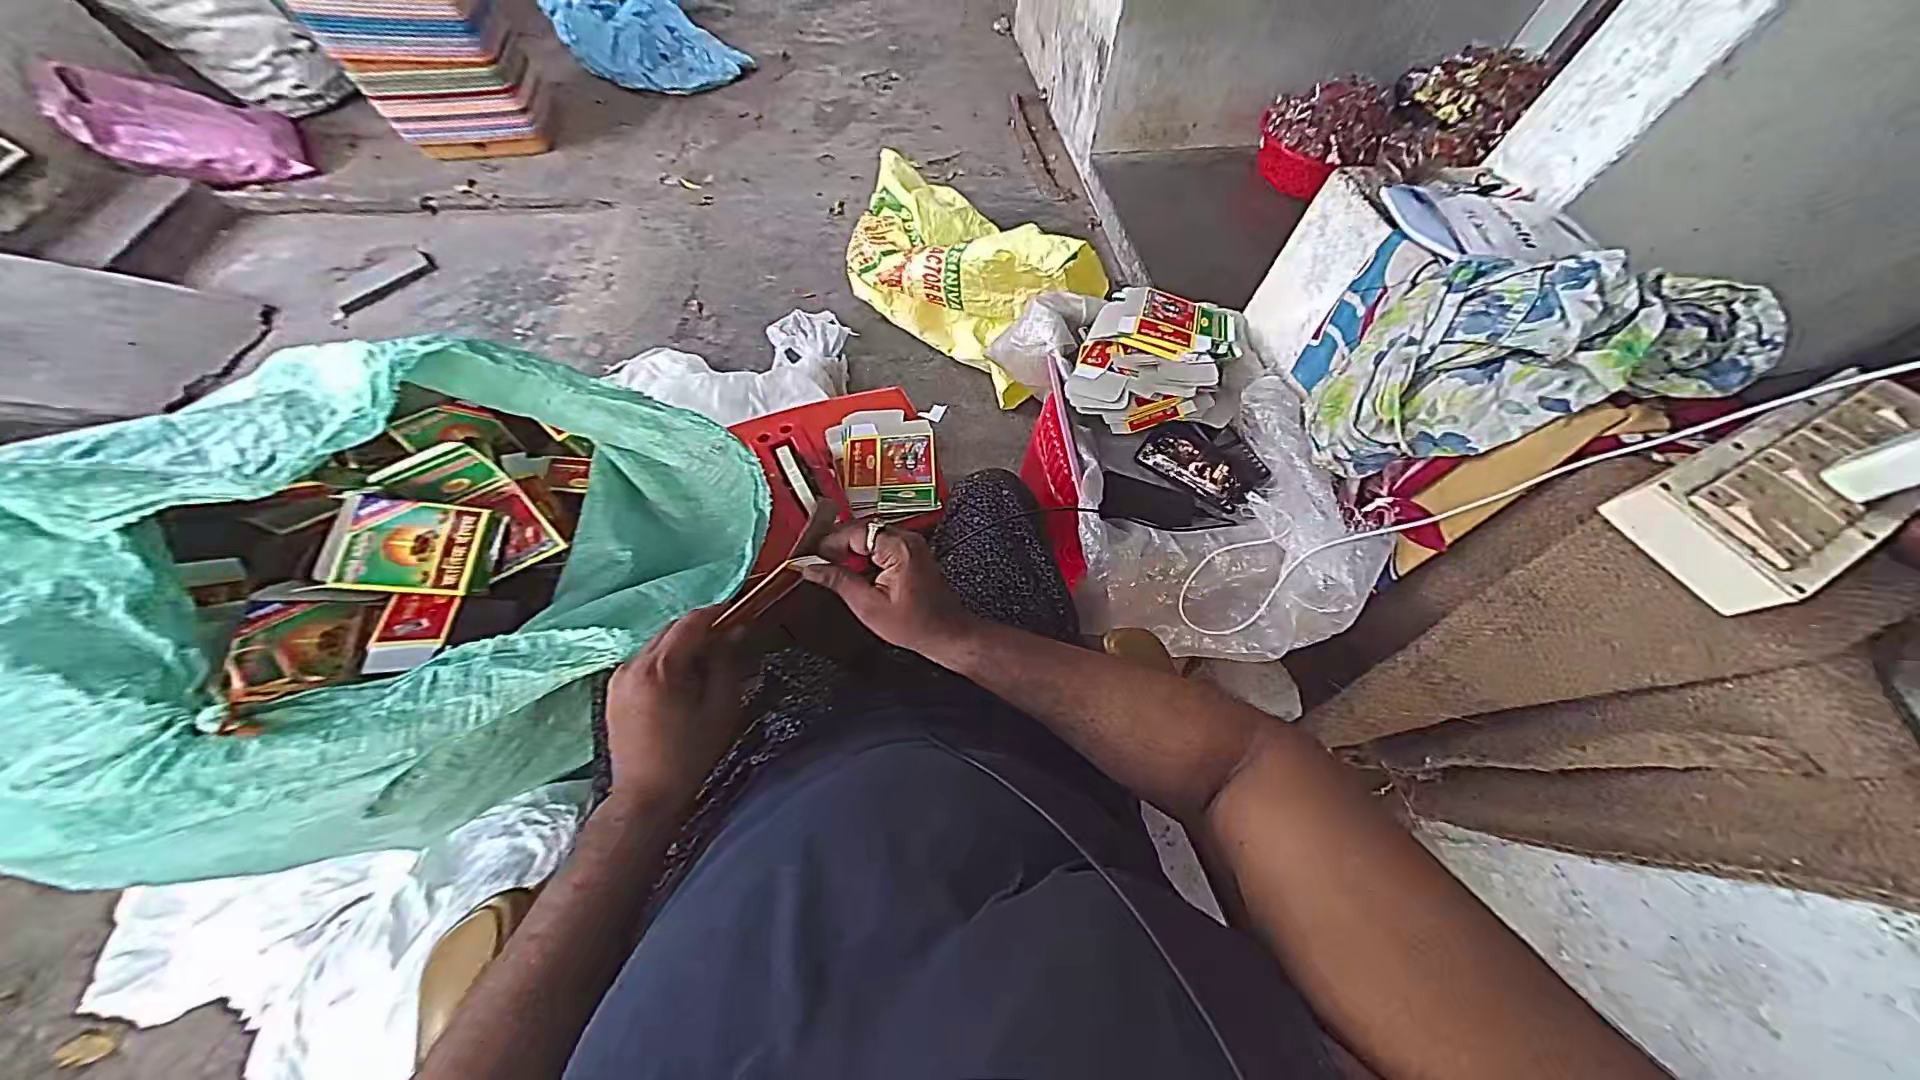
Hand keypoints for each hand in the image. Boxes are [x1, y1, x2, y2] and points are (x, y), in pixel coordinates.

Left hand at [603, 604, 751, 808]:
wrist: (645, 796)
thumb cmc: (690, 753)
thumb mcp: (720, 706)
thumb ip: (728, 662)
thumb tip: (737, 631)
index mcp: (660, 667)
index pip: (691, 622)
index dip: (718, 612)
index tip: (739, 611)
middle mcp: (634, 664)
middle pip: (672, 629)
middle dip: (701, 629)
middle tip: (729, 638)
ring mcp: (619, 677)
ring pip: (657, 644)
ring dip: (682, 644)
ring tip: (707, 661)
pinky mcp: (613, 690)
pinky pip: (644, 661)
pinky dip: (665, 660)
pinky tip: (681, 679)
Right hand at [800, 522, 980, 657]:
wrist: (945, 632)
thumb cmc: (918, 624)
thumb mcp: (868, 606)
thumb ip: (838, 582)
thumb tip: (813, 569)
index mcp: (898, 548)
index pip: (852, 531)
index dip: (828, 545)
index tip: (813, 559)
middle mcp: (907, 540)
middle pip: (860, 530)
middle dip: (837, 548)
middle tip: (819, 566)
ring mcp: (910, 544)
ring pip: (868, 537)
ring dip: (850, 553)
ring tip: (836, 574)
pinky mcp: (910, 552)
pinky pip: (879, 545)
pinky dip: (864, 558)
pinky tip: (857, 576)